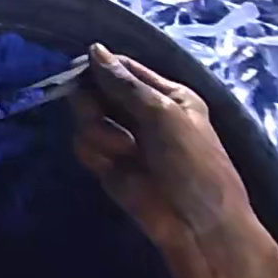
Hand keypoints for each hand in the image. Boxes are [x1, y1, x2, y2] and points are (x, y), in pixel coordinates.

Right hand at [70, 43, 250, 249]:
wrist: (199, 230)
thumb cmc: (193, 166)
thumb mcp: (163, 115)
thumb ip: (124, 82)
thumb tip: (93, 48)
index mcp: (164, 94)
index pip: (119, 66)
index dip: (98, 66)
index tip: (79, 71)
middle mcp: (140, 110)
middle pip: (93, 87)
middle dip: (93, 102)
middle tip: (101, 114)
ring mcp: (121, 134)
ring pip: (83, 113)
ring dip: (97, 130)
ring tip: (122, 150)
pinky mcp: (105, 159)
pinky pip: (82, 141)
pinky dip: (94, 152)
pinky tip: (114, 166)